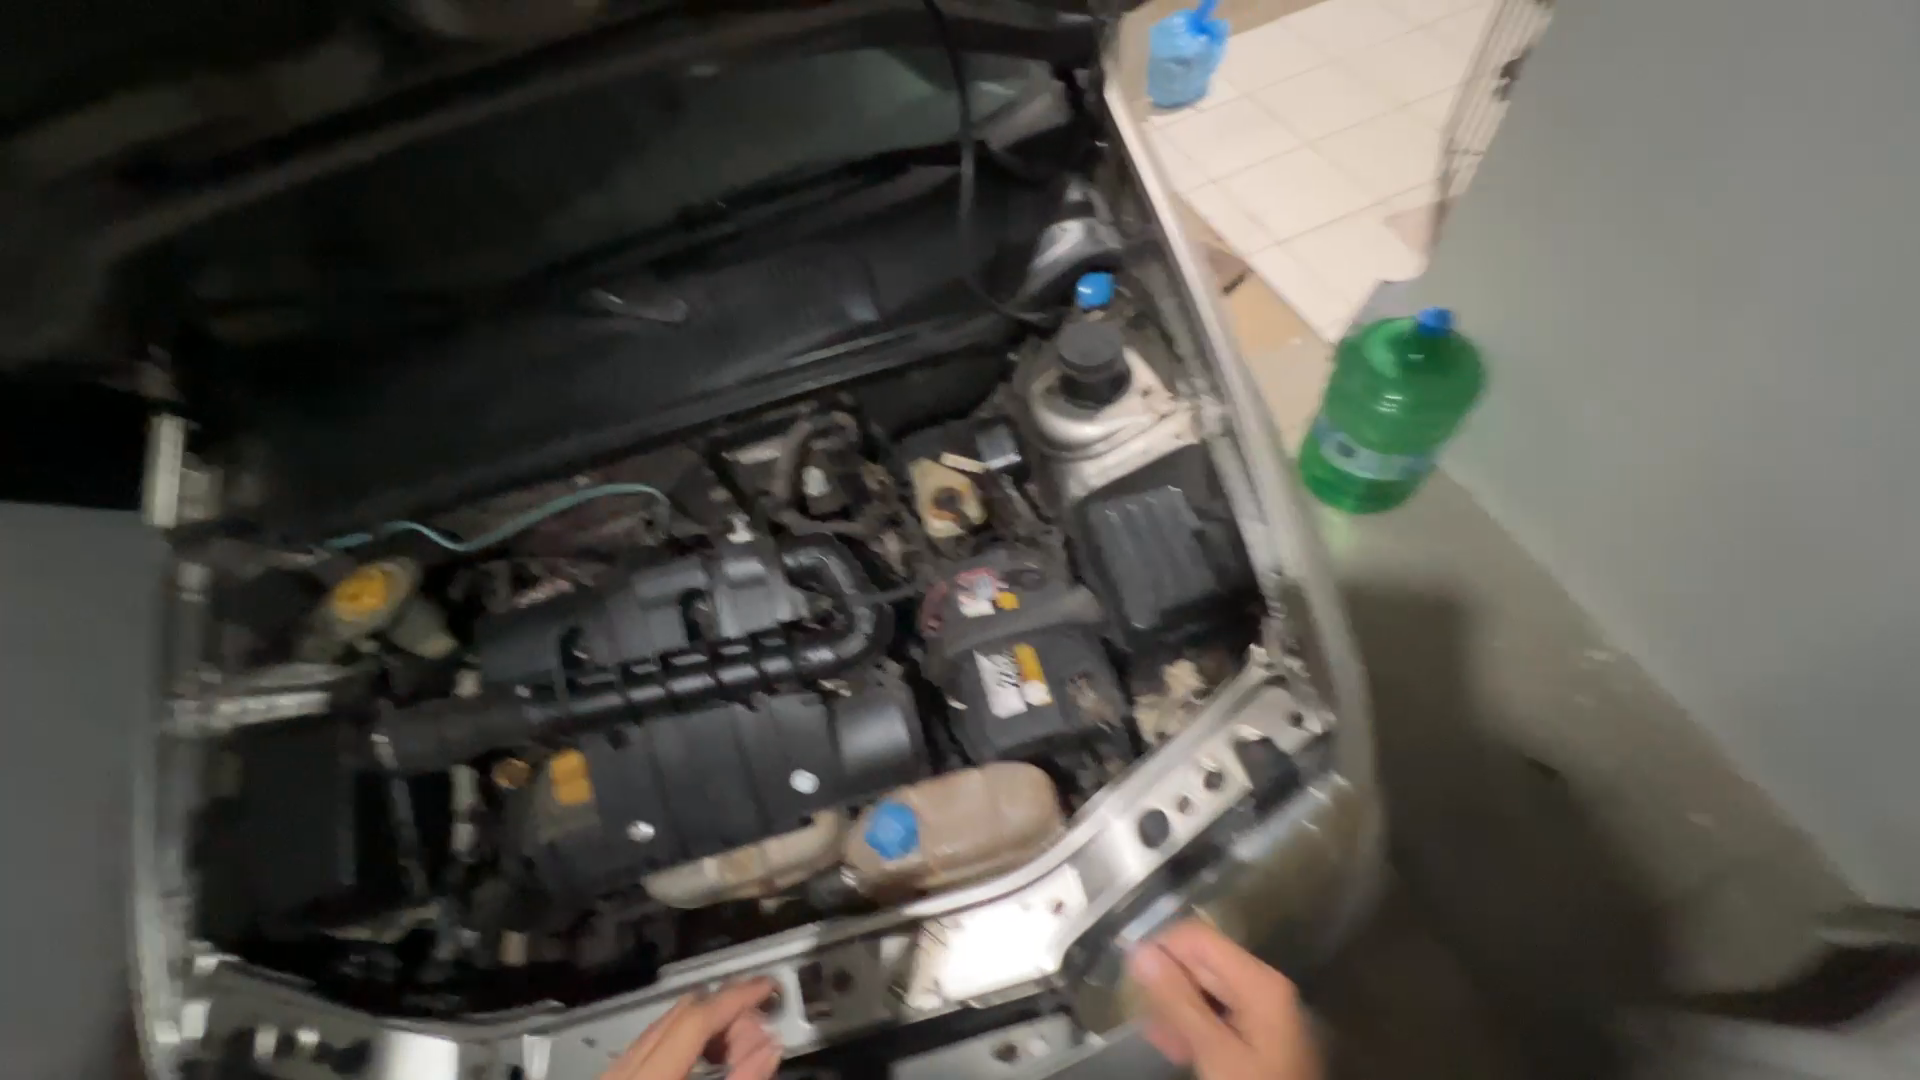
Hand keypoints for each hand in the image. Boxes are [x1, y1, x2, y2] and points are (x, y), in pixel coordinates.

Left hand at [599, 978, 781, 1079]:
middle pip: (683, 1011)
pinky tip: (705, 1062)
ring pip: (667, 1022)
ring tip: (734, 1052)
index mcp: (649, 1076)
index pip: (697, 1018)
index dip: (737, 997)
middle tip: (757, 1035)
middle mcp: (623, 1067)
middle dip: (726, 1011)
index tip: (771, 986)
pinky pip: (654, 1041)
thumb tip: (771, 1043)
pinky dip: (686, 1040)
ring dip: (707, 1025)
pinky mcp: (611, 1077)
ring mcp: (612, 1071)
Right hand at [1127, 920, 1319, 1079]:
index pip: (1197, 937)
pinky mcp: (1259, 1034)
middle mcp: (1262, 984)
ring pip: (1205, 988)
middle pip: (1201, 962)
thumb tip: (1140, 952)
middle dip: (1168, 985)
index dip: (1161, 949)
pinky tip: (1180, 1049)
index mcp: (1258, 980)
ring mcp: (1262, 1009)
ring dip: (1177, 1008)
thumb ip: (1177, 1001)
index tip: (1134, 980)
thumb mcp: (1214, 1053)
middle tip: (1144, 1019)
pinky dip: (1195, 1025)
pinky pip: (1217, 1012)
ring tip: (1158, 1040)